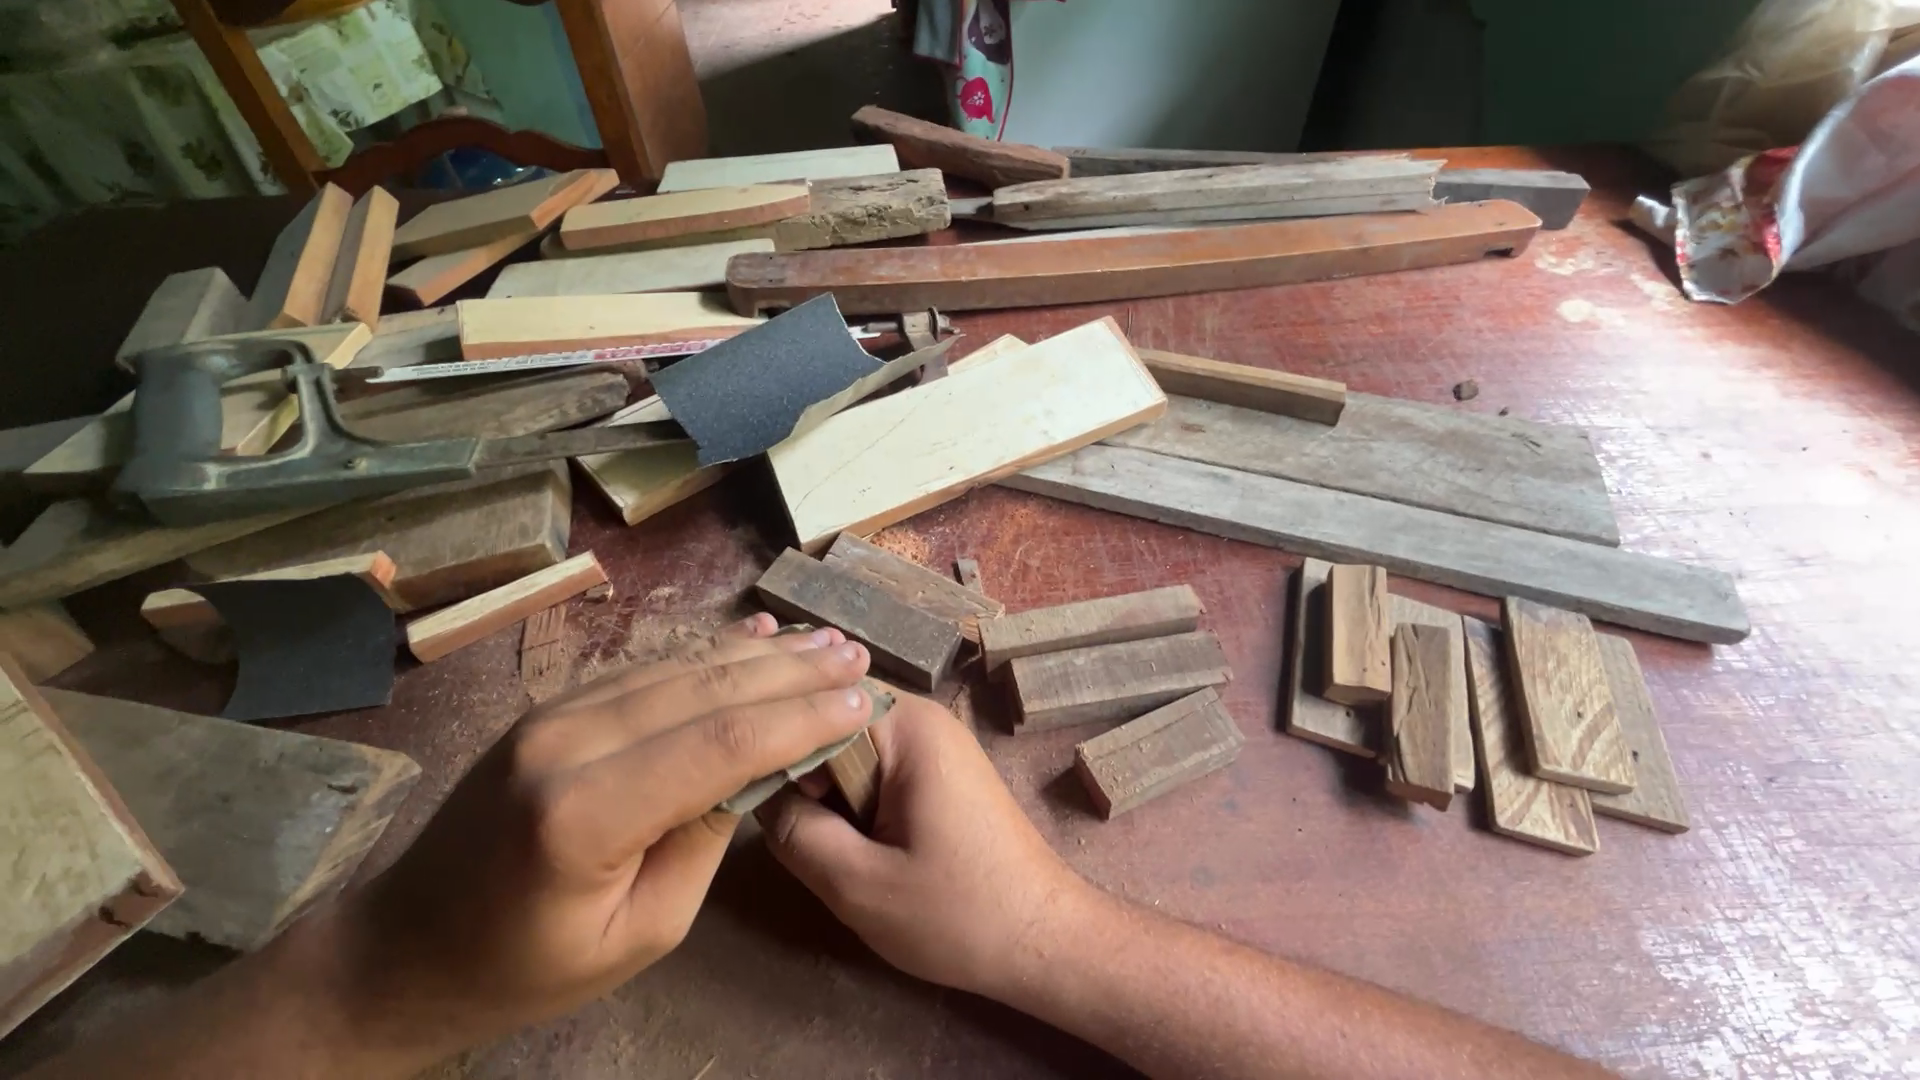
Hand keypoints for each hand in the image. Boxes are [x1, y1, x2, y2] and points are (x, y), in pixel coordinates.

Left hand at [328, 614, 874, 1062]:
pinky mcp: (554, 705)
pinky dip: (711, 651)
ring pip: (682, 666)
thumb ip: (705, 837)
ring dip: (761, 652)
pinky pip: (649, 668)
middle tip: (858, 656)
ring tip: (823, 640)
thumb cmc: (526, 968)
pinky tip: (754, 634)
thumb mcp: (641, 932)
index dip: (800, 718)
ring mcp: (555, 713)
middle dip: (793, 671)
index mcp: (584, 814)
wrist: (401, 950)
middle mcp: (568, 742)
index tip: (862, 701)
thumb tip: (761, 765)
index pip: (721, 743)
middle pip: (706, 688)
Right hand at [757, 692, 1091, 998]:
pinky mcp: (940, 771)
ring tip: (833, 845)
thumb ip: (794, 833)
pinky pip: (878, 767)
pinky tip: (863, 845)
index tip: (761, 797)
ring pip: (852, 750)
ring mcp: (935, 742)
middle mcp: (923, 717)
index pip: (815, 701)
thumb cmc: (958, 912)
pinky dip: (858, 802)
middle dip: (808, 775)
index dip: (781, 746)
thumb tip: (759, 794)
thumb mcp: (859, 884)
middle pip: (833, 722)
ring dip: (832, 794)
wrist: (1044, 938)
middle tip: (802, 833)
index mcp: (907, 724)